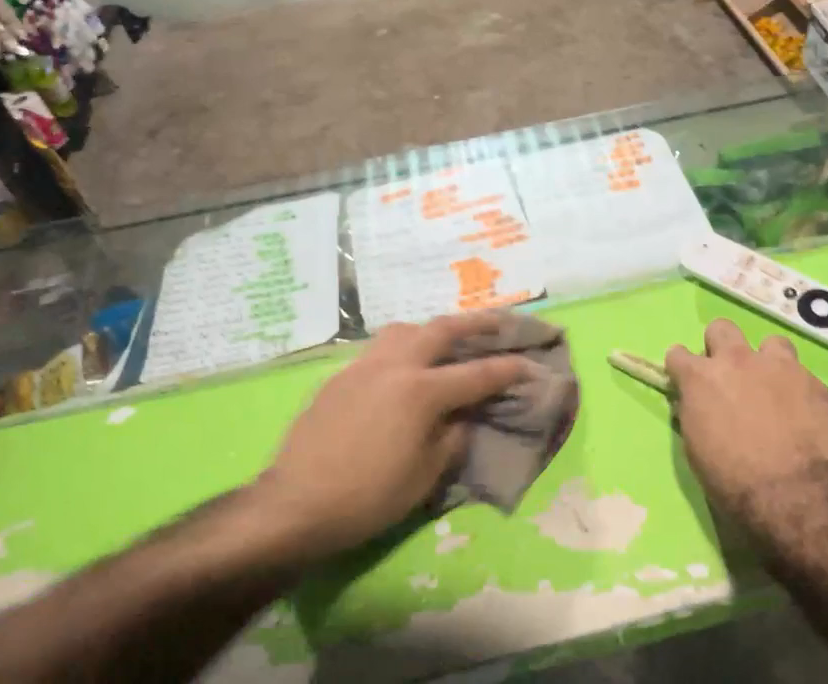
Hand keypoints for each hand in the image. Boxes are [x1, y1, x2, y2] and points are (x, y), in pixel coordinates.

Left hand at [248, 315, 531, 556]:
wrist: (296, 503)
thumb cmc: (368, 498)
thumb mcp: (425, 476)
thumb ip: (452, 437)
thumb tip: (463, 417)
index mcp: (422, 391)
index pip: (478, 374)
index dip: (510, 369)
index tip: (532, 364)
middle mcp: (395, 366)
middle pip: (442, 330)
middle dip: (476, 325)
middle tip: (500, 323)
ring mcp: (363, 366)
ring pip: (405, 330)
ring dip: (432, 329)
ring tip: (446, 340)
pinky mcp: (340, 376)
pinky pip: (379, 349)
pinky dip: (402, 347)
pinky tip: (403, 367)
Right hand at [666, 319, 827, 521]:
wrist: (797, 493)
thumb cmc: (734, 480)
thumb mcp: (697, 450)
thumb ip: (695, 415)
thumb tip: (696, 404)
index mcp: (702, 379)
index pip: (677, 354)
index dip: (681, 368)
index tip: (687, 382)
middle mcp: (738, 361)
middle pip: (721, 329)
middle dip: (721, 346)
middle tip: (730, 375)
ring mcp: (779, 367)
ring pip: (770, 343)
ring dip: (767, 362)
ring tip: (774, 388)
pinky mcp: (814, 382)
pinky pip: (803, 374)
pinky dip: (798, 389)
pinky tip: (804, 414)